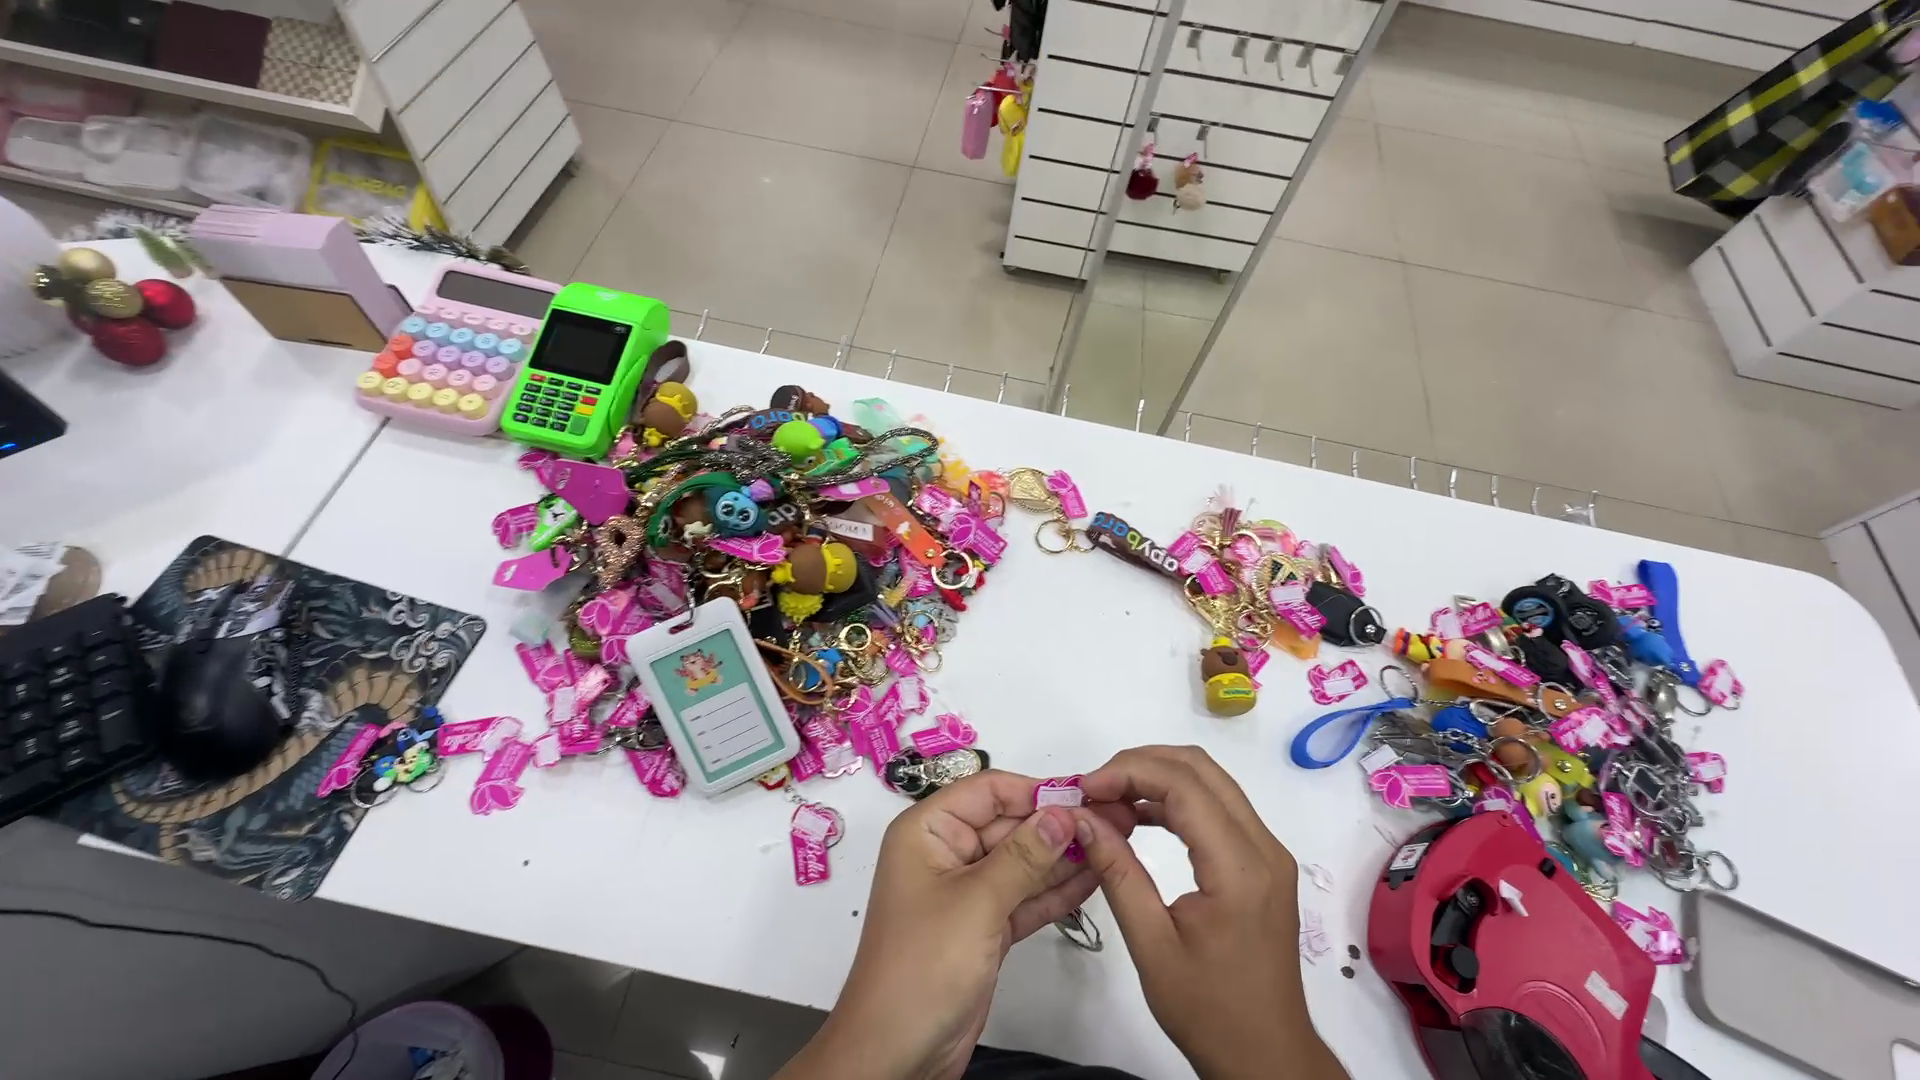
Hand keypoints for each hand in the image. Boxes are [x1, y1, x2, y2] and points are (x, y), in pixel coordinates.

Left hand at [778, 770, 1137, 1079]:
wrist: (896, 1053)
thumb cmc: (923, 966)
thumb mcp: (976, 903)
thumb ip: (1024, 856)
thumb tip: (1063, 813)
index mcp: (927, 831)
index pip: (988, 792)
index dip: (1035, 789)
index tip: (1086, 793)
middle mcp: (945, 853)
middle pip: (1008, 824)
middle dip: (1057, 824)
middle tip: (1113, 819)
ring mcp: (967, 891)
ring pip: (1021, 861)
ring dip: (1064, 856)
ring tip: (1114, 842)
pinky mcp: (984, 926)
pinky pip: (1024, 896)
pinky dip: (1055, 890)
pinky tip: (1094, 878)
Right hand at [1073, 746, 1348, 1079]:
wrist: (1268, 1057)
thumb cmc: (1209, 1010)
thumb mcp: (1151, 945)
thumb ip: (1117, 873)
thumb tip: (1081, 817)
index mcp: (1239, 868)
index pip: (1183, 785)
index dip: (1128, 772)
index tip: (1083, 788)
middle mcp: (1262, 847)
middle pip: (1200, 769)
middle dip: (1140, 764)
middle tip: (1094, 789)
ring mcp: (1267, 852)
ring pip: (1209, 782)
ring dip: (1156, 778)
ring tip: (1108, 801)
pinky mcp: (1261, 862)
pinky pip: (1216, 807)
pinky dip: (1174, 799)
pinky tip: (1138, 818)